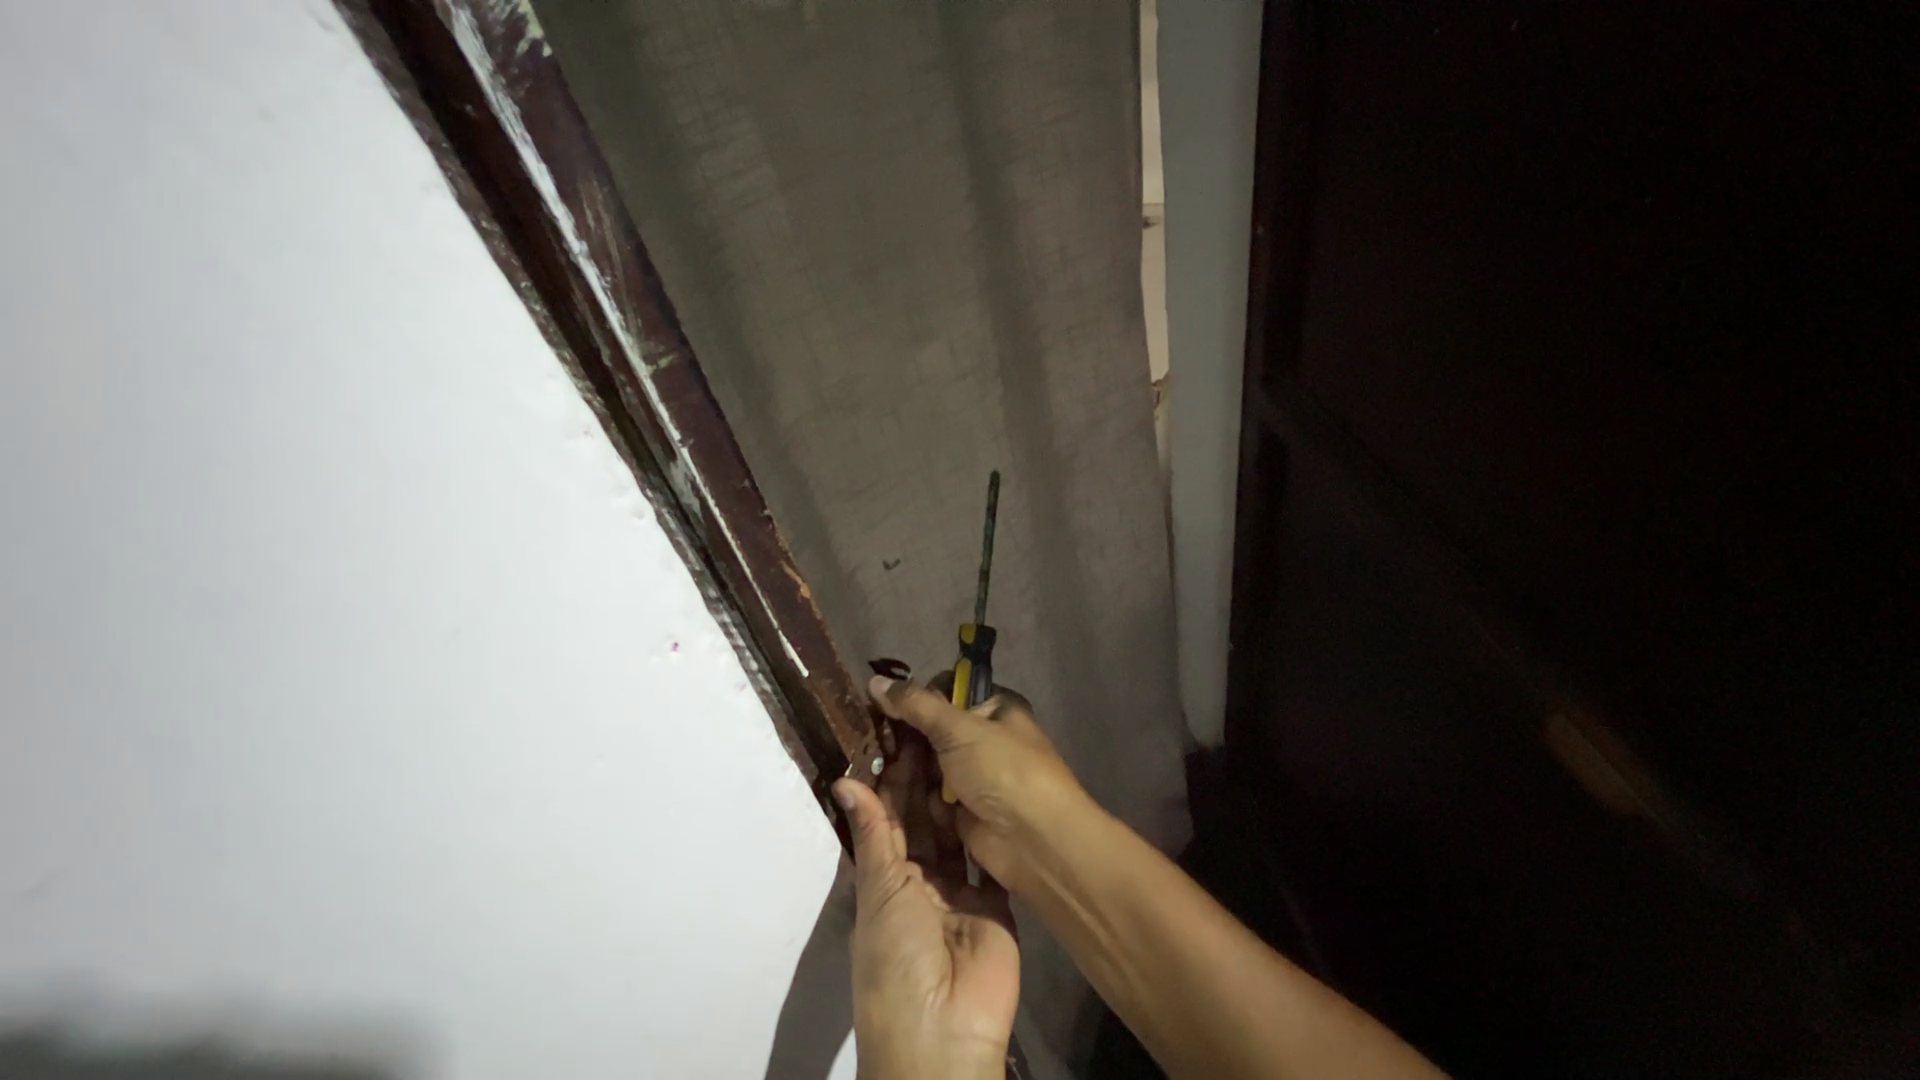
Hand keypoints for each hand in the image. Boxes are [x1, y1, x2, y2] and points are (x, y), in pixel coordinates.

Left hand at [835, 733, 1018, 1079]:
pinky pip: (990, 859)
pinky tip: (992, 788)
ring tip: (960, 745)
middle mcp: (921, 882)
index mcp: (885, 881)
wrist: (946, 1028)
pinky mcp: (996, 901)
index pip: (888, 819)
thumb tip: (845, 782)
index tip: (899, 734)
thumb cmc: (898, 956)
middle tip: (933, 728)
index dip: (892, 779)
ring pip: (955, 833)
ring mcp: (960, 892)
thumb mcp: (881, 891)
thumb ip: (874, 834)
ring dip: (954, 795)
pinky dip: (989, 827)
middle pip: (922, 821)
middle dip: (924, 778)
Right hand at [867, 674, 1087, 894]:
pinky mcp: (963, 811)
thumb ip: (916, 705)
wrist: (1034, 841)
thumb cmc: (1003, 771)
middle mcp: (987, 739)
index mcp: (997, 709)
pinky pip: (930, 796)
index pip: (950, 690)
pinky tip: (878, 791)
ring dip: (905, 765)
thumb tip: (876, 681)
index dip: (918, 696)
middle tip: (866, 734)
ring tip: (865, 760)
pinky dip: (912, 795)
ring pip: (930, 764)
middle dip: (906, 734)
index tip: (883, 702)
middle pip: (936, 730)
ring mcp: (976, 778)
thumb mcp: (959, 728)